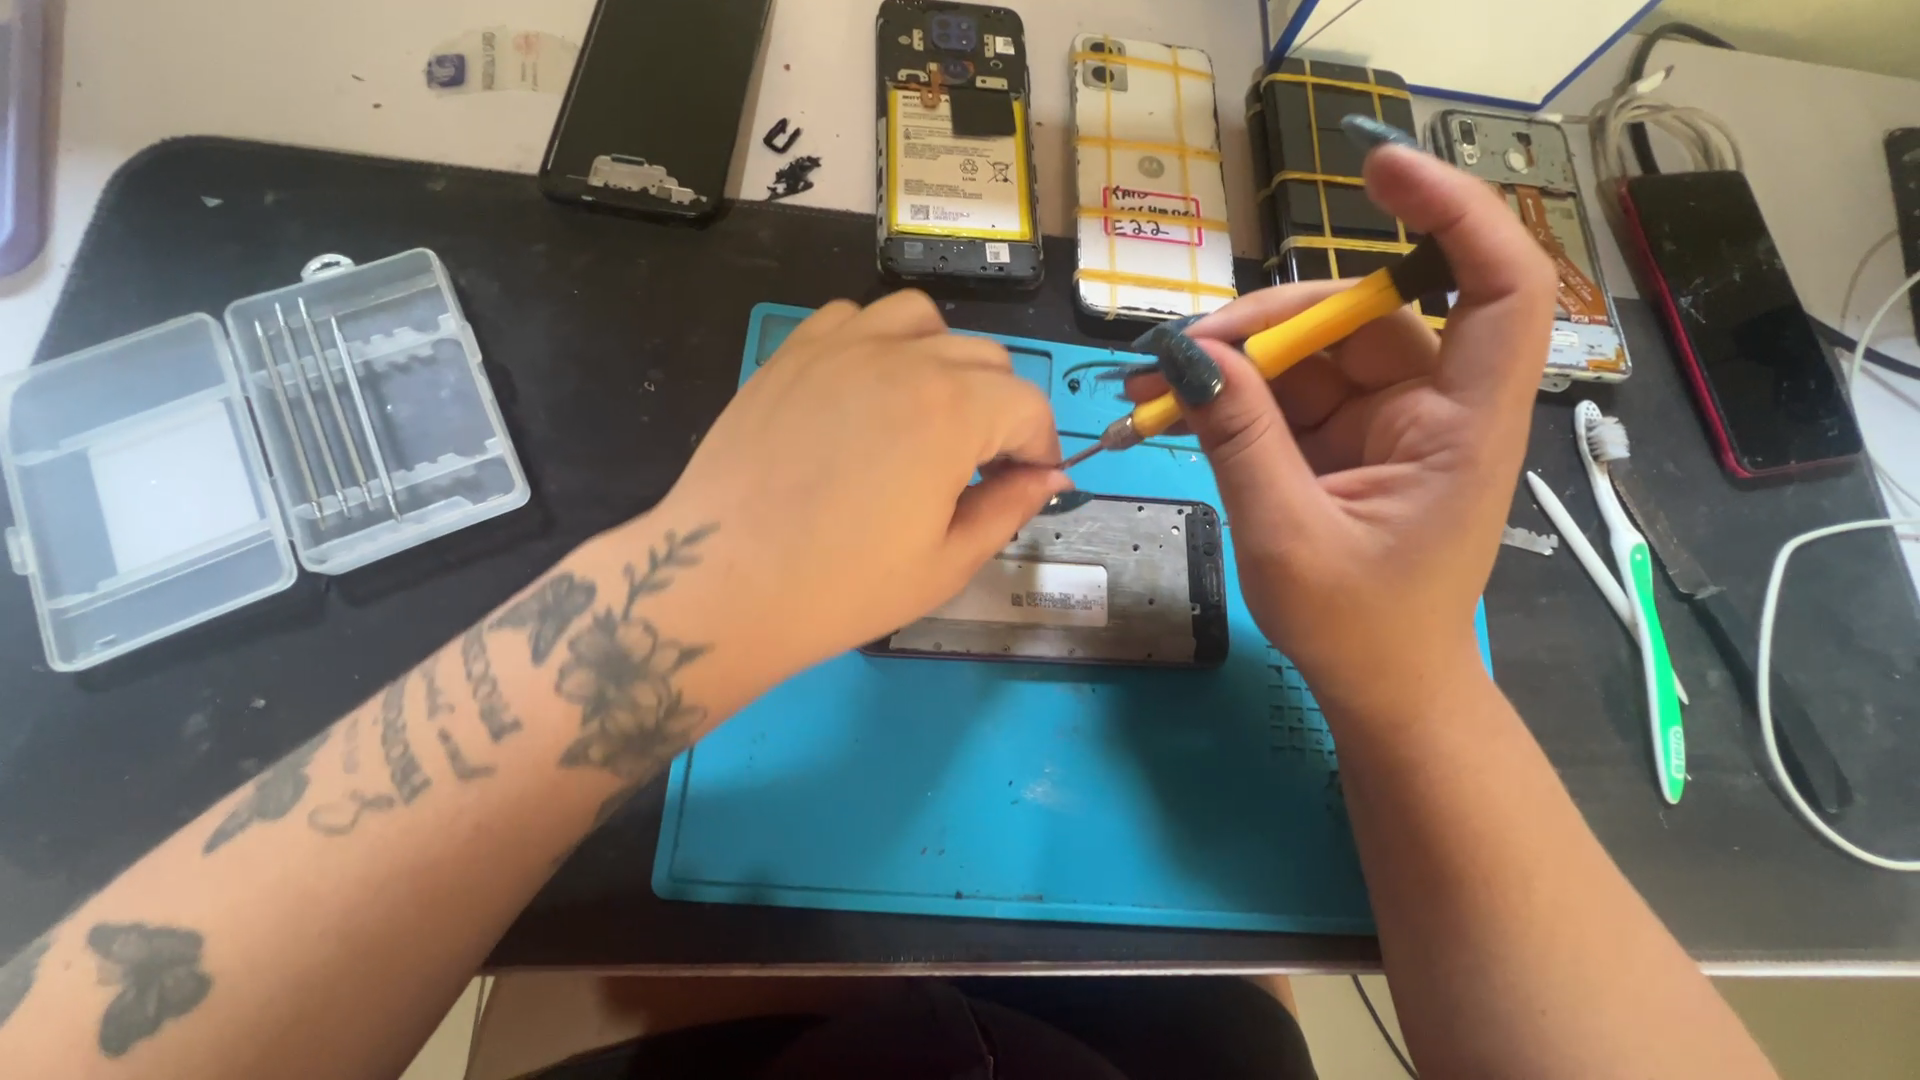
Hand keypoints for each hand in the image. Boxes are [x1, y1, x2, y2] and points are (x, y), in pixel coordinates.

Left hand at [634, 291, 1069, 677]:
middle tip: (978, 466)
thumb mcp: (947, 564)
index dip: (1039, 446)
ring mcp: (842, 347)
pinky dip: (880, 342)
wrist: (725, 583)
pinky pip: (855, 318)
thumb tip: (1049, 475)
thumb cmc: (842, 588)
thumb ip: (1009, 508)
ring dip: (945, 361)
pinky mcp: (793, 353)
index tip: (1024, 483)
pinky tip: (869, 392)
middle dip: (1000, 410)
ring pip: (923, 322)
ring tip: (929, 413)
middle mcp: (904, 360)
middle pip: (985, 359)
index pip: (1028, 405)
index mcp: (953, 412)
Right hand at [1154, 146, 1554, 712]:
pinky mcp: (1347, 440)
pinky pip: (1288, 394)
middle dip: (1261, 327)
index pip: (1495, 288)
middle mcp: (1433, 405)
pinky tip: (1172, 403)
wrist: (1379, 688)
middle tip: (1172, 355)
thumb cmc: (1356, 627)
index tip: (1373, 171)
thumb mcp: (1285, 534)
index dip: (1450, 213)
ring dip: (1231, 361)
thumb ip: (1239, 439)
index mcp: (1461, 425)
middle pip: (1358, 317)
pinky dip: (1232, 395)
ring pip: (1311, 352)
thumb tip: (1186, 356)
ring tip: (1150, 384)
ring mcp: (1388, 420)